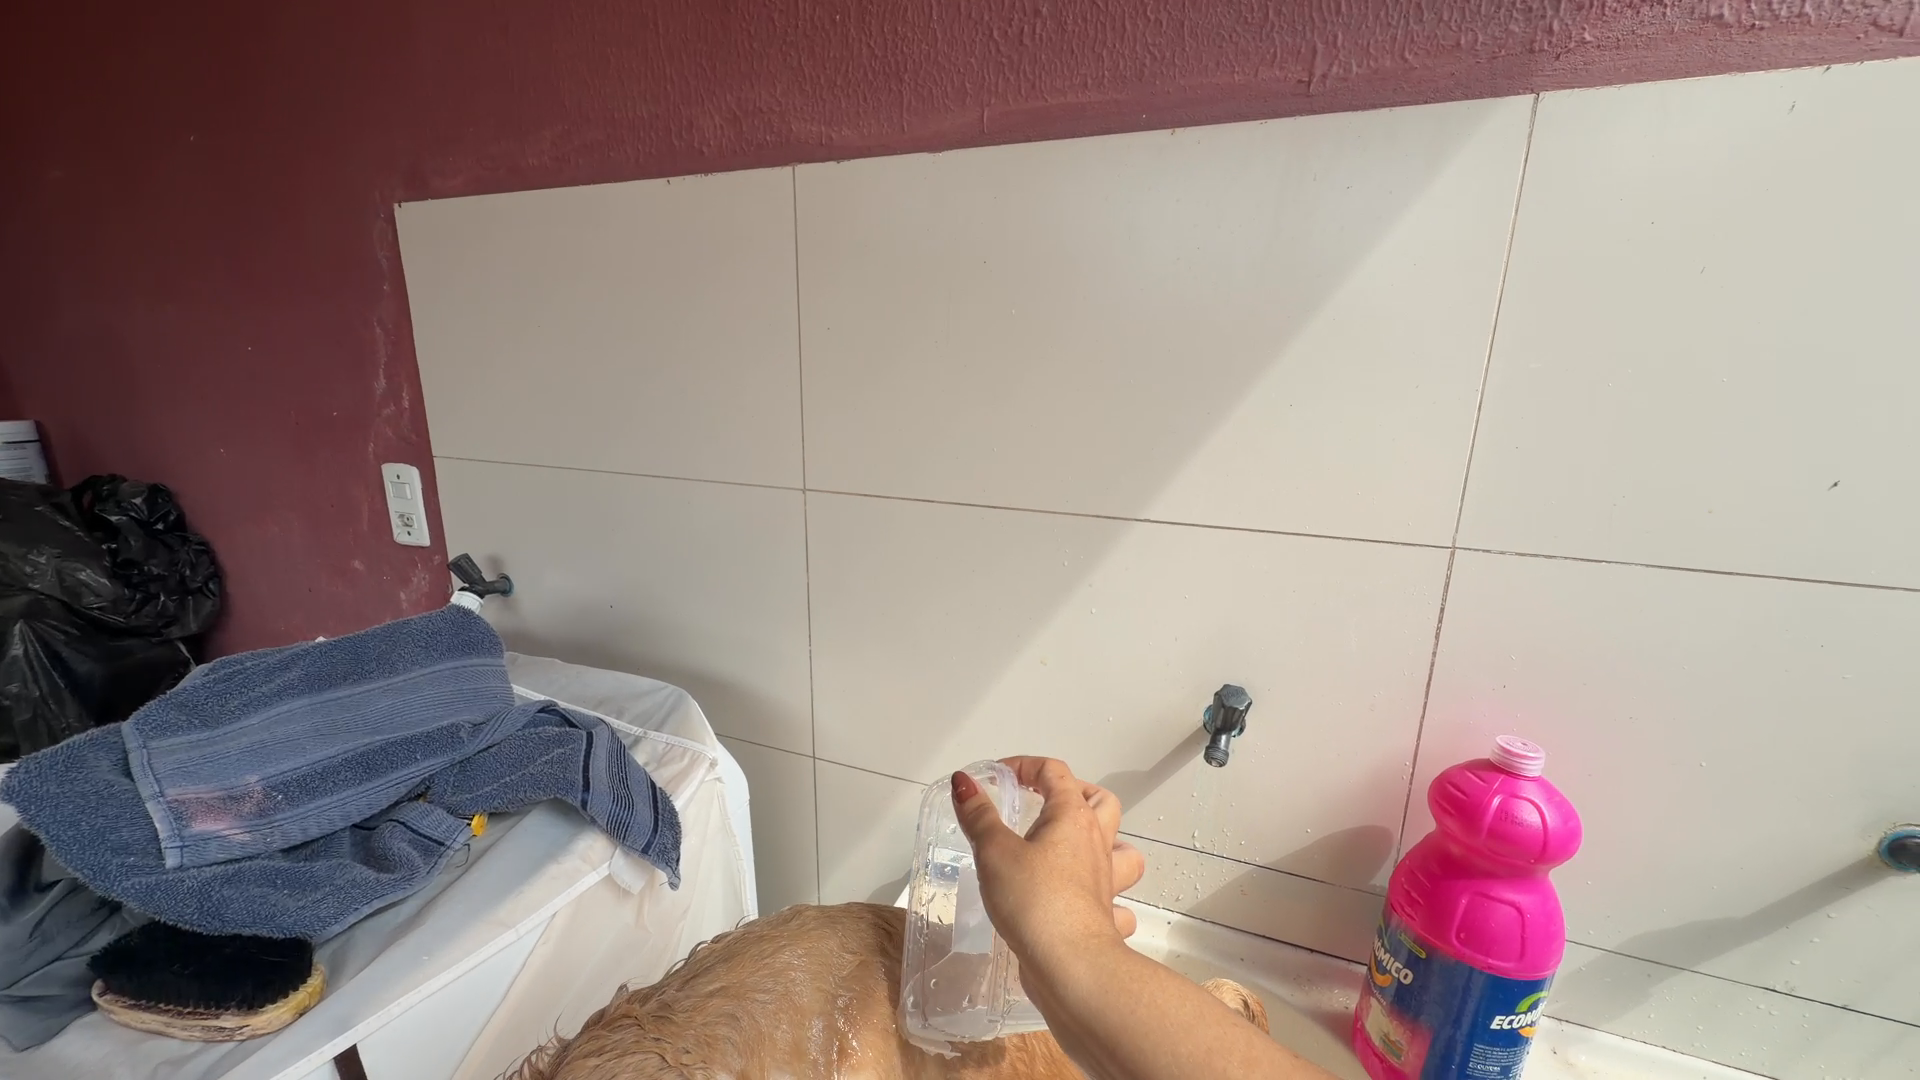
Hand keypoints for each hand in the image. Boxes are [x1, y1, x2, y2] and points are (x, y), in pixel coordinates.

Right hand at [950, 757, 1146, 965]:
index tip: (999, 777)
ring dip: (1104, 844)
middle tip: (1045, 804)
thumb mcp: (994, 852)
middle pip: (1101, 801)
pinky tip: (1083, 904)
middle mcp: (1097, 843)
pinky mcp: (1106, 919)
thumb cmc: (1033, 899)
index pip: (1054, 771)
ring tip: (1072, 850)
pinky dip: (1106, 900)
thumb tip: (964, 781)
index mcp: (1072, 816)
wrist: (1071, 967)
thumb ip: (979, 815)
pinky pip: (1118, 904)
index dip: (1025, 765)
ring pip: (1123, 851)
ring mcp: (1107, 882)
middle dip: (1076, 793)